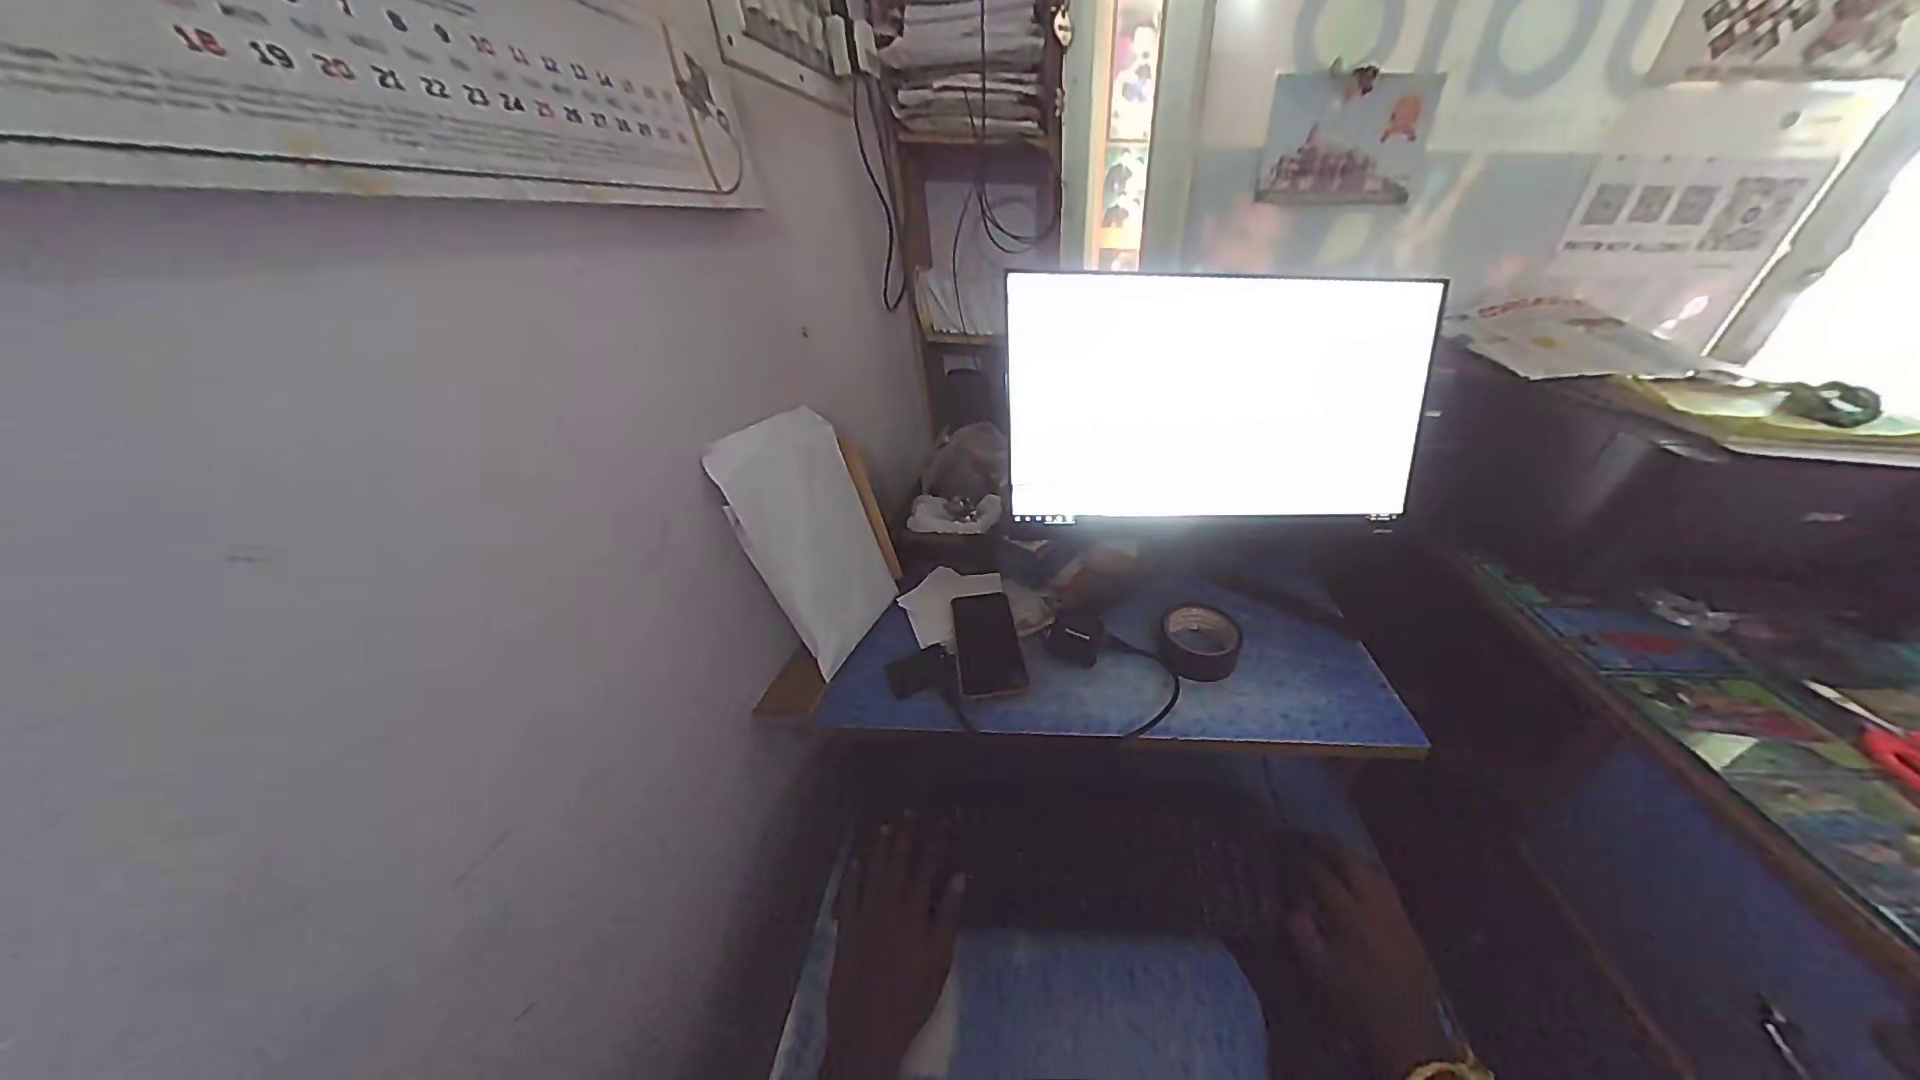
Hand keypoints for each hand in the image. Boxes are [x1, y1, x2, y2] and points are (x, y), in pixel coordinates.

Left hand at [820, 817, 965, 1079]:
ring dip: (880, 847)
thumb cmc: (912, 996)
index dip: (937, 838)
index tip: (944, 817)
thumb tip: (959, 876)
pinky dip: (853, 875)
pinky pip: (849, 894)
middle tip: (910, 810)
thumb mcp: (940, 960)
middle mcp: (887, 904)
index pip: (927, 864)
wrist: (867, 1027)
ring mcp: (864, 914)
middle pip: (898, 861)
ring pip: (873, 872)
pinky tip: (856, 860)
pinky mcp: (846, 929)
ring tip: (886, 825)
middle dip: (906, 834)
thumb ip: (948, 916)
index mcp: (913, 910)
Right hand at [1291, 847, 1455, 1078]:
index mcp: (1350, 916)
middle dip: (1324, 845)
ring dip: (1347, 855)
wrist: (1408, 1037)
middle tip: (1302, 836)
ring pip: (1372, 870)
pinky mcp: (1408, 925)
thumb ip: (1301, 932)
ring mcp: (1396, 914)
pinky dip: (1366, 872)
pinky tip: (1357, 876)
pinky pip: (1385, 886)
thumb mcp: (1318, 972)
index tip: (1279, 844)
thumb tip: (1292, 905)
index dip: (1297, 856)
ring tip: (1328, 849)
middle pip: (1350, 862)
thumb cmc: (1355, 1005)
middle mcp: (1375, 907)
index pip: (1319, 874)